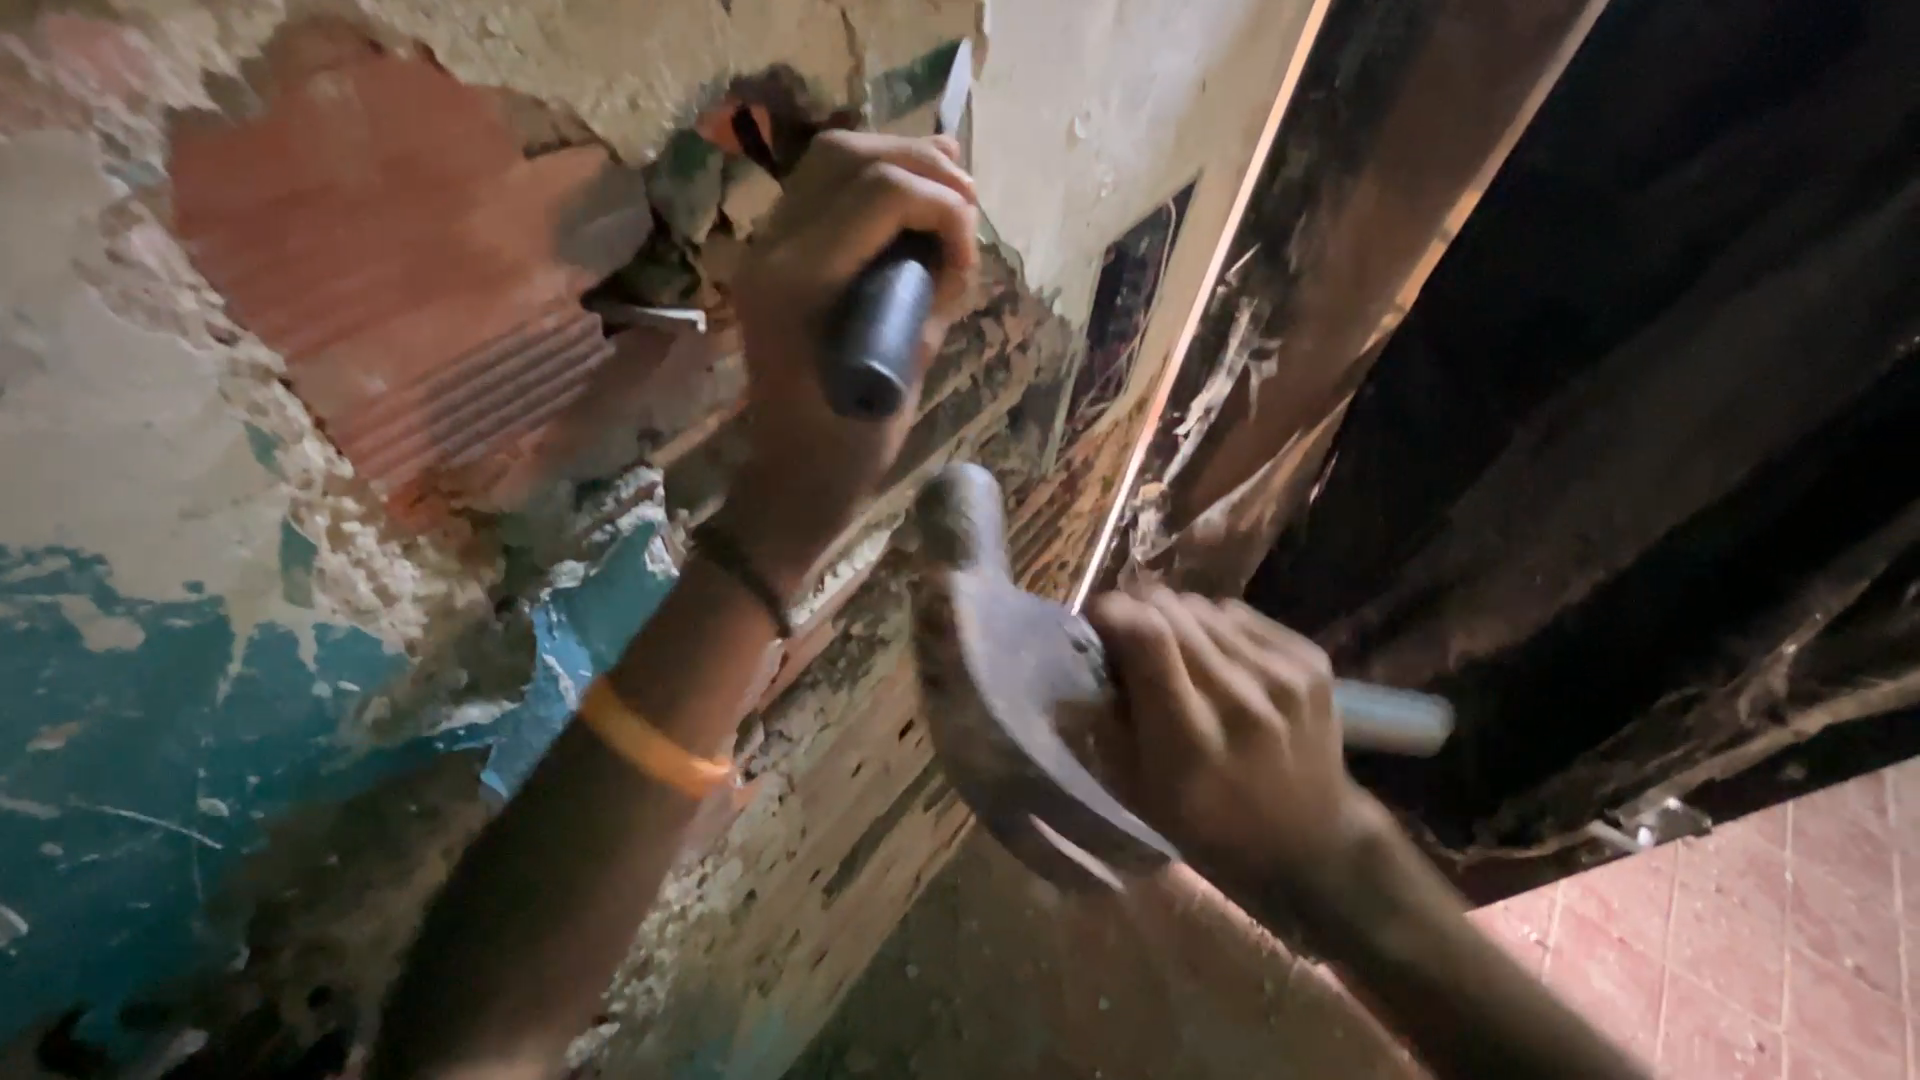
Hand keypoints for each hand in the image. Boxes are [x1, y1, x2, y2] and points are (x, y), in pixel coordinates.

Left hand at [723, 131, 979, 592]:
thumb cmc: (851, 447)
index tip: (972, 245)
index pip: (881, 194)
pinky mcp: (772, 255)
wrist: (791, 475)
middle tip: (968, 202)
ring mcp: (764, 248)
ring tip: (949, 189)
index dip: (943, 203)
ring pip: (832, 159)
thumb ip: (935, 292)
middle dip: (923, 164)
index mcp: (798, 283)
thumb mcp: (909, 369)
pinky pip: (823, 188)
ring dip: (898, 159)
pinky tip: (912, 196)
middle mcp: (771, 249)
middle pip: (850, 156)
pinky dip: (873, 179)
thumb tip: (961, 242)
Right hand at [1086, 589, 1396, 893]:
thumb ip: (1102, 720)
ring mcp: (1282, 676)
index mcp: (1188, 737)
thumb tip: (1076, 657)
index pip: (1145, 635)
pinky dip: (1217, 628)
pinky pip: (1239, 614)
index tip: (1094, 623)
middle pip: (1170, 608)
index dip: (1110, 612)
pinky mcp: (1311, 660)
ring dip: (1178, 622)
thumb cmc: (1206, 822)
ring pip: (1202, 606)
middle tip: (1130, 640)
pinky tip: (1221, 664)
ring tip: (1179, 657)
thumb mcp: (1136, 789)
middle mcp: (1239, 698)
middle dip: (1138, 612)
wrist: (1311, 841)